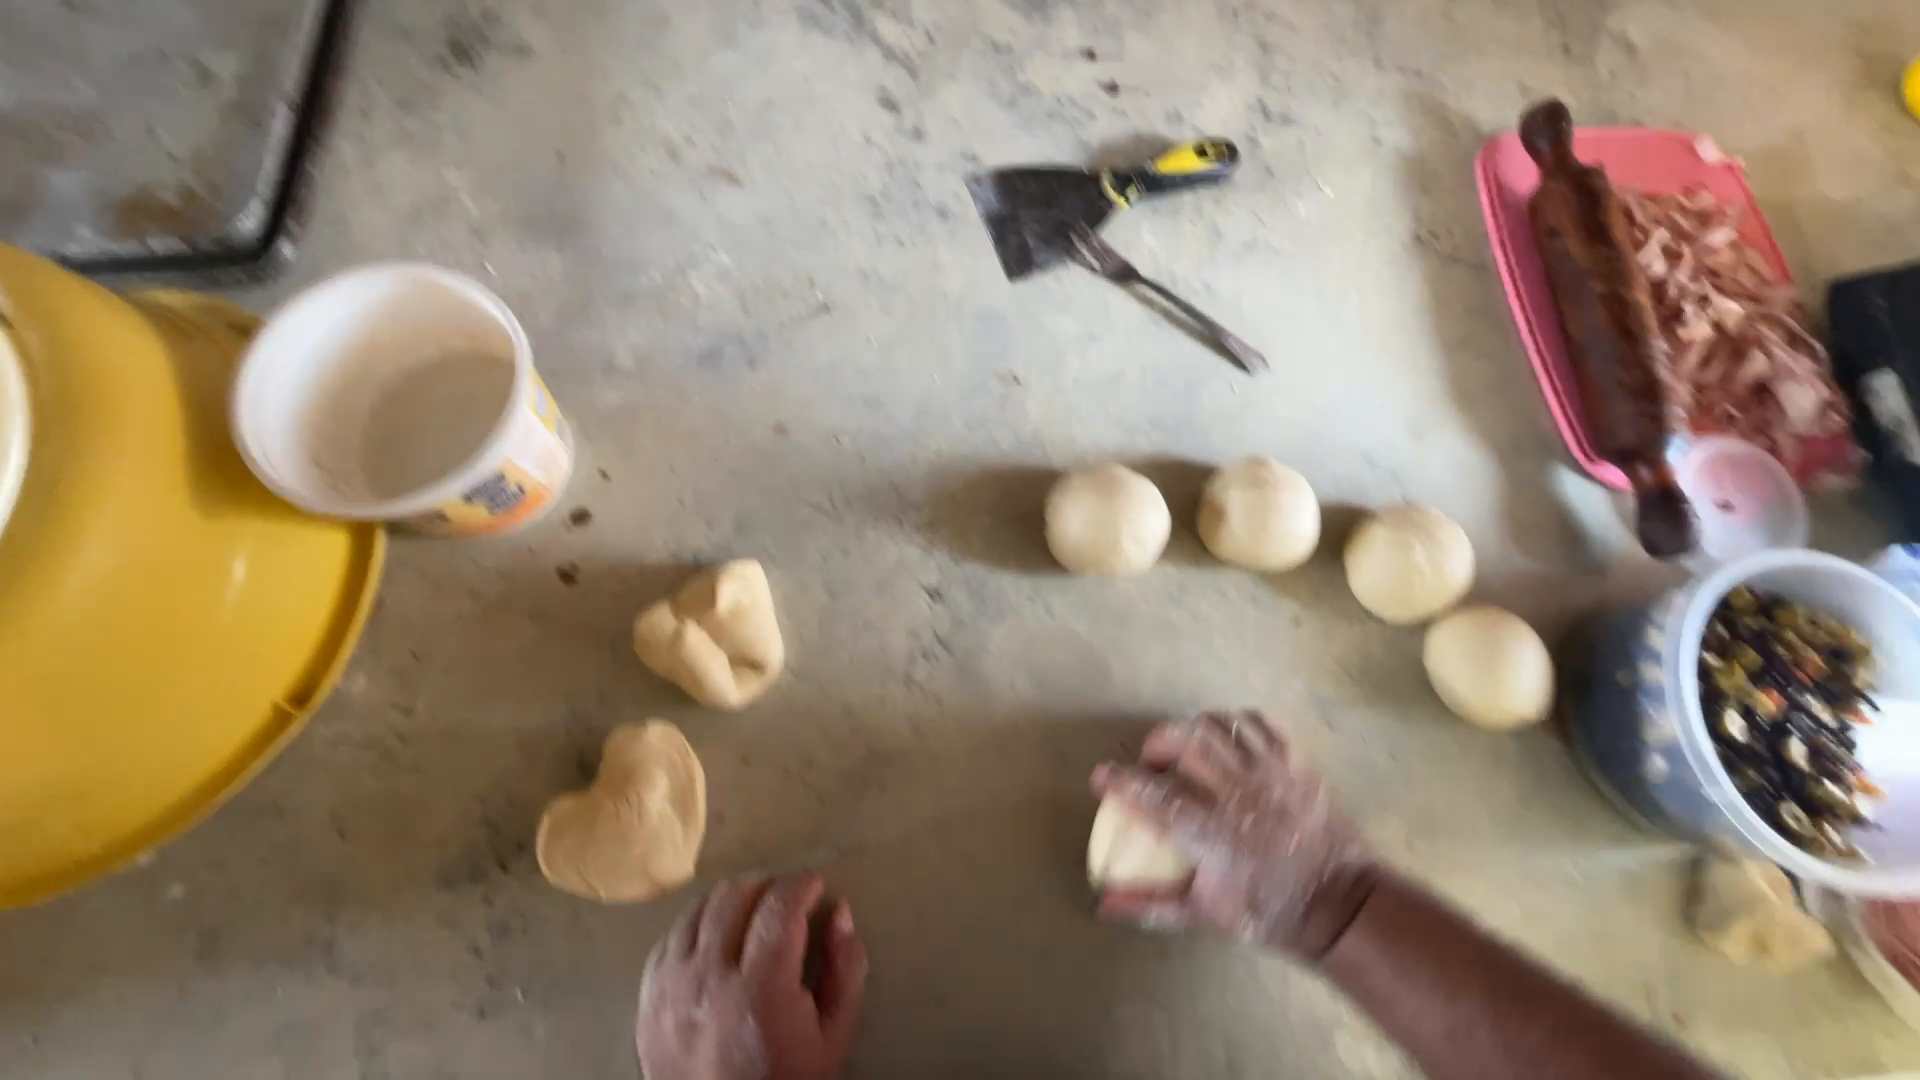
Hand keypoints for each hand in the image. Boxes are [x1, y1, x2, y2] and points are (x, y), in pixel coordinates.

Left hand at [636, 873, 869, 1079]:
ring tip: (754, 908)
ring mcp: (670, 989)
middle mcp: (709, 980)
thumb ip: (845, 968)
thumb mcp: (834, 1036)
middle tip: (787, 896)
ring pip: (698, 908)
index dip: (801, 884)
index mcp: (761, 991)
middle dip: (768, 883)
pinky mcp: (647, 1000)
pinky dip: (697, 923)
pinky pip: (670, 937)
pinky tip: (716, 934)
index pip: (779, 906)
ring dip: (732, 897)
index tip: (816, 885)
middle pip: (735, 896)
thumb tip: (839, 910)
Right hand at [1091, 709, 1377, 959]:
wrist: (1342, 906)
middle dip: (1156, 744)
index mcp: (1214, 834)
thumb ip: (1151, 904)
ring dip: (1193, 730)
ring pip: (1219, 724)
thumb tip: (1101, 905)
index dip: (1121, 782)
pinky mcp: (1297, 762)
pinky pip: (1260, 722)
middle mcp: (1240, 794)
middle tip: (1153, 764)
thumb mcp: (1205, 915)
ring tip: (1189, 749)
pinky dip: (1235, 723)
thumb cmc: (1268, 911)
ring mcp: (1272, 773)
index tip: (1101, 776)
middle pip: (1185, 742)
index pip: (1154, 798)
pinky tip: (1228, 739)